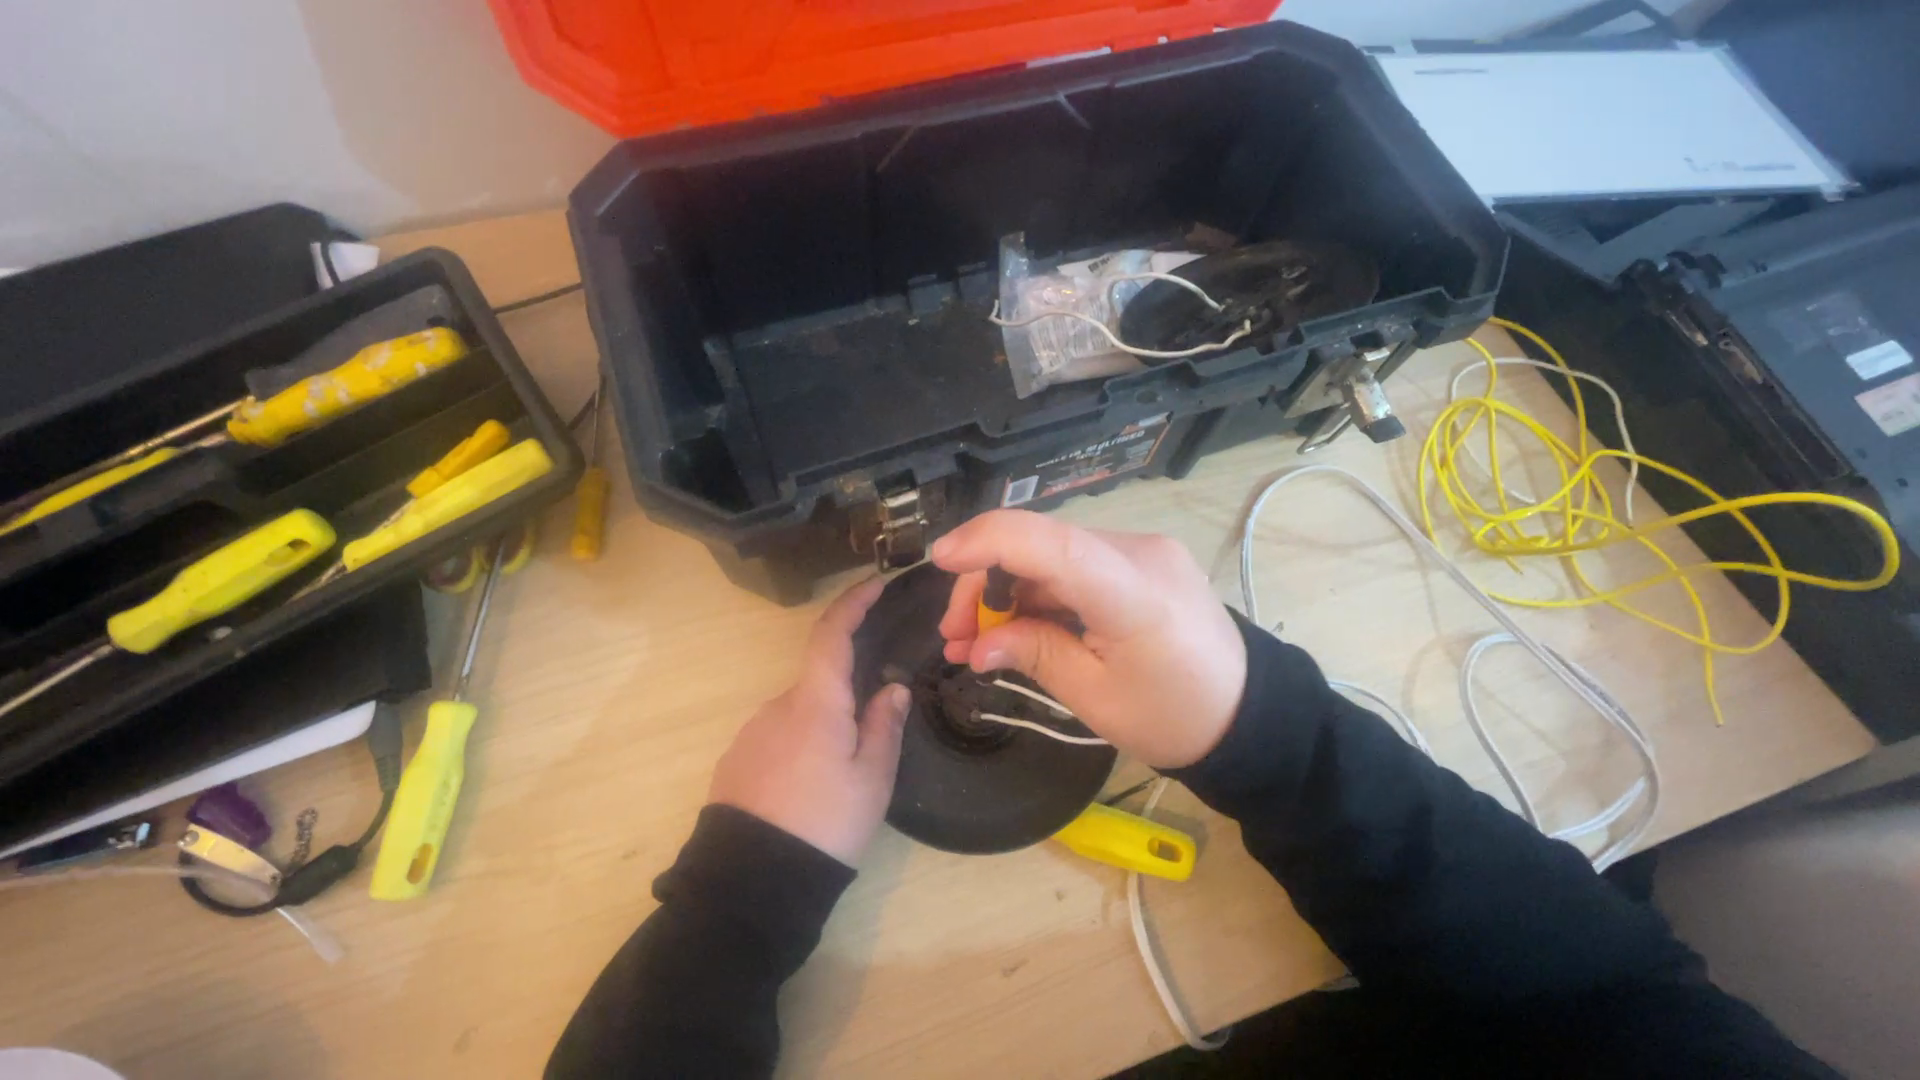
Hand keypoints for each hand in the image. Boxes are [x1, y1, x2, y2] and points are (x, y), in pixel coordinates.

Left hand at [709, 578, 910, 865]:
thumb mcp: (871, 780)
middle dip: (848, 696)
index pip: (831, 634)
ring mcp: (752, 733)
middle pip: (819, 681)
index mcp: (814, 703)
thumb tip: (891, 688)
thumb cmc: (825, 824)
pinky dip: (801, 747)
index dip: (852, 603)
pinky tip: (811, 790)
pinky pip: (779, 737)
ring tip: (842, 782)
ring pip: (801, 714)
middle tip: (874, 740)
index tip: (875, 583)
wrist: (751, 881)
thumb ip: (883, 727)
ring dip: (825, 728)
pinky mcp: (736, 760)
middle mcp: (777, 706)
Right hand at [932, 511, 1246, 768]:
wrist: (1248, 715)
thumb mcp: (1096, 698)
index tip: (939, 560)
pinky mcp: (1142, 560)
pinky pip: (1075, 565)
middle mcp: (1138, 552)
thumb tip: (976, 644)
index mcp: (1132, 592)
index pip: (1051, 544)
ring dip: (1008, 591)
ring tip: (974, 640)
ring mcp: (1143, 551)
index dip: (988, 542)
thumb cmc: (1174, 717)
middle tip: (954, 637)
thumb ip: (1033, 654)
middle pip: (1040, 546)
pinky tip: (1013, 625)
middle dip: (986, 584)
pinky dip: (1039, 592)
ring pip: (1052, 554)